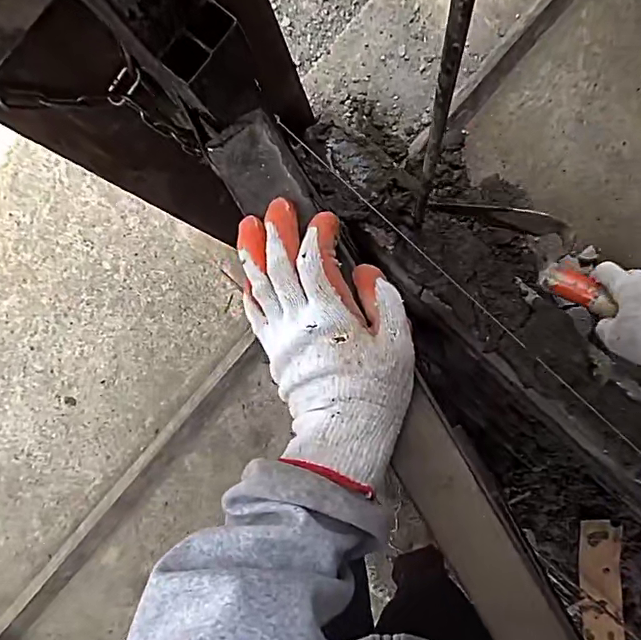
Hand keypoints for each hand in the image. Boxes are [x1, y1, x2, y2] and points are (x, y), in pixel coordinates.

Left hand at [238, 199, 412, 493]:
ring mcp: (282, 335)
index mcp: (330, 314)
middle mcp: (299, 321)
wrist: (342, 432)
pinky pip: (255, 314)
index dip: (317, 234)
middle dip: (278, 231)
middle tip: (276, 207)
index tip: (324, 221)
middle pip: (281, 265)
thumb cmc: (371, 394)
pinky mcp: (274, 350)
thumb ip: (383, 301)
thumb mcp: (395, 344)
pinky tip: (244, 275)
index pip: (315, 261)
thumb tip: (368, 274)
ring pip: (260, 284)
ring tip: (247, 227)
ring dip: (253, 252)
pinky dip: (248, 290)